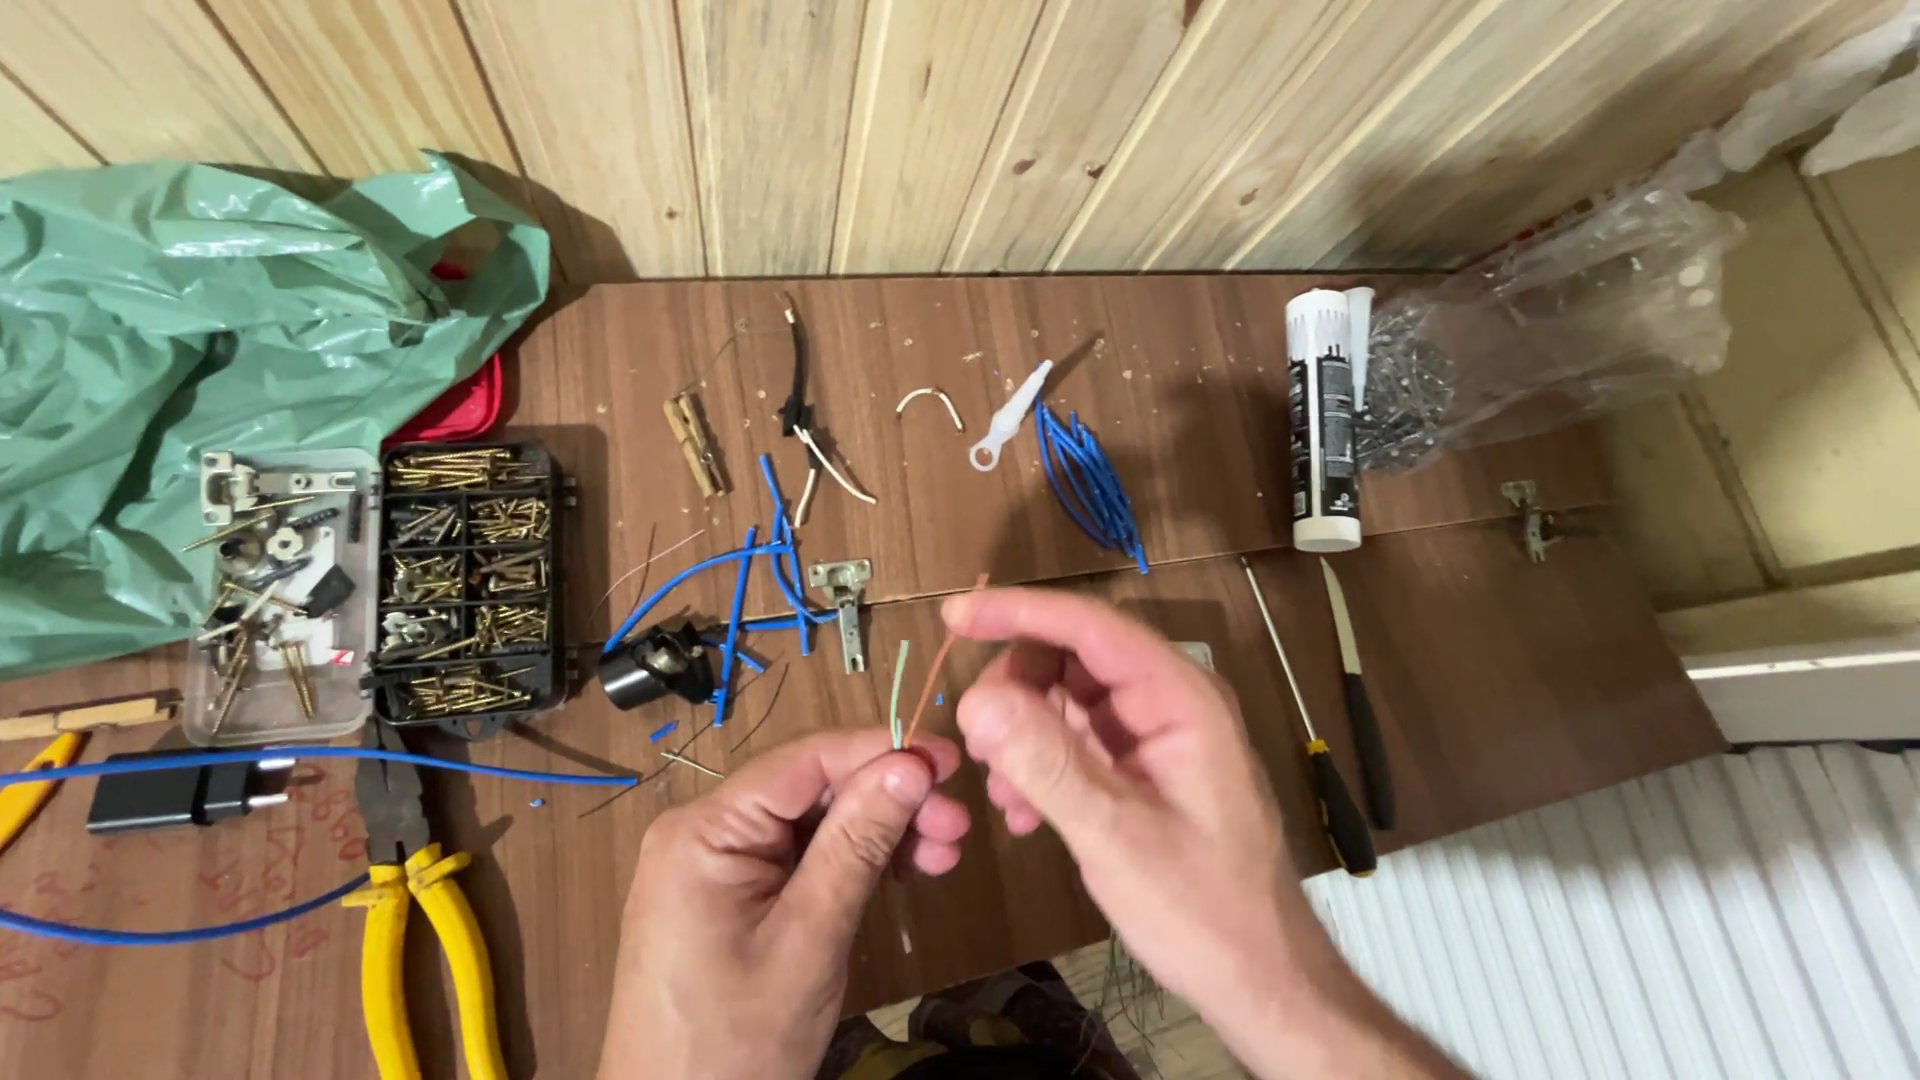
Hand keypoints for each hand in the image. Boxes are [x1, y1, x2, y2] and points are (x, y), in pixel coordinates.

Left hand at [598, 729, 970, 1079]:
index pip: (806, 760)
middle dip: (889, 799)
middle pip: (813, 789)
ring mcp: (719, 864)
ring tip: (944, 855)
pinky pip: (802, 856)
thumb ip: (858, 843)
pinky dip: (853, 861)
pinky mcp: (735, 894)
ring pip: (815, 822)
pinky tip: (902, 871)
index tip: (949, 760)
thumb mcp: (809, 940)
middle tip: (957, 825)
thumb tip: (910, 763)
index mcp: (706, 829)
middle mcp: (707, 830)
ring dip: (880, 831)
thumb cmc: (735, 1045)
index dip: (881, 750)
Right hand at [945, 588, 1461, 1078]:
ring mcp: (1152, 729)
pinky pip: (1073, 734)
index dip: (1019, 611)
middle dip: (1015, 686)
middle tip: (975, 742)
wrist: (1260, 977)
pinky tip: (1022, 810)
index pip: (1090, 625)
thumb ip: (1046, 765)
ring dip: (1020, 729)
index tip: (953, 616)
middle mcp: (1167, 698)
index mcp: (1180, 697)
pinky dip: (1038, 760)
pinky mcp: (1138, 761)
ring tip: (1001, 790)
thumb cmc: (1203, 910)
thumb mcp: (1116, 838)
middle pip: (1072, 654)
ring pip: (1065, 693)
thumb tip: (977, 700)